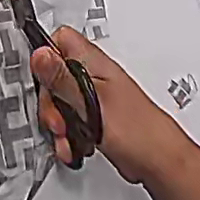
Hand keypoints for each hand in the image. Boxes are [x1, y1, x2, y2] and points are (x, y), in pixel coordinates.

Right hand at [32, 27, 189, 184]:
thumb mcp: (90, 102)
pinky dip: (67, 132)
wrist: (159, 160)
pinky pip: (71, 118)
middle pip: (54, 74)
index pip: (60, 39)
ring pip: (61, 99)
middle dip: (49, 99)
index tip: (40, 78)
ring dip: (58, 120)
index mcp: (94, 62)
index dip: (45, 56)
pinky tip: (73, 144)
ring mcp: (95, 95)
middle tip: (58, 117)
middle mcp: (94, 75)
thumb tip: (40, 53)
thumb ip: (62, 78)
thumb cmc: (137, 129)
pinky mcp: (95, 116)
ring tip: (66, 134)